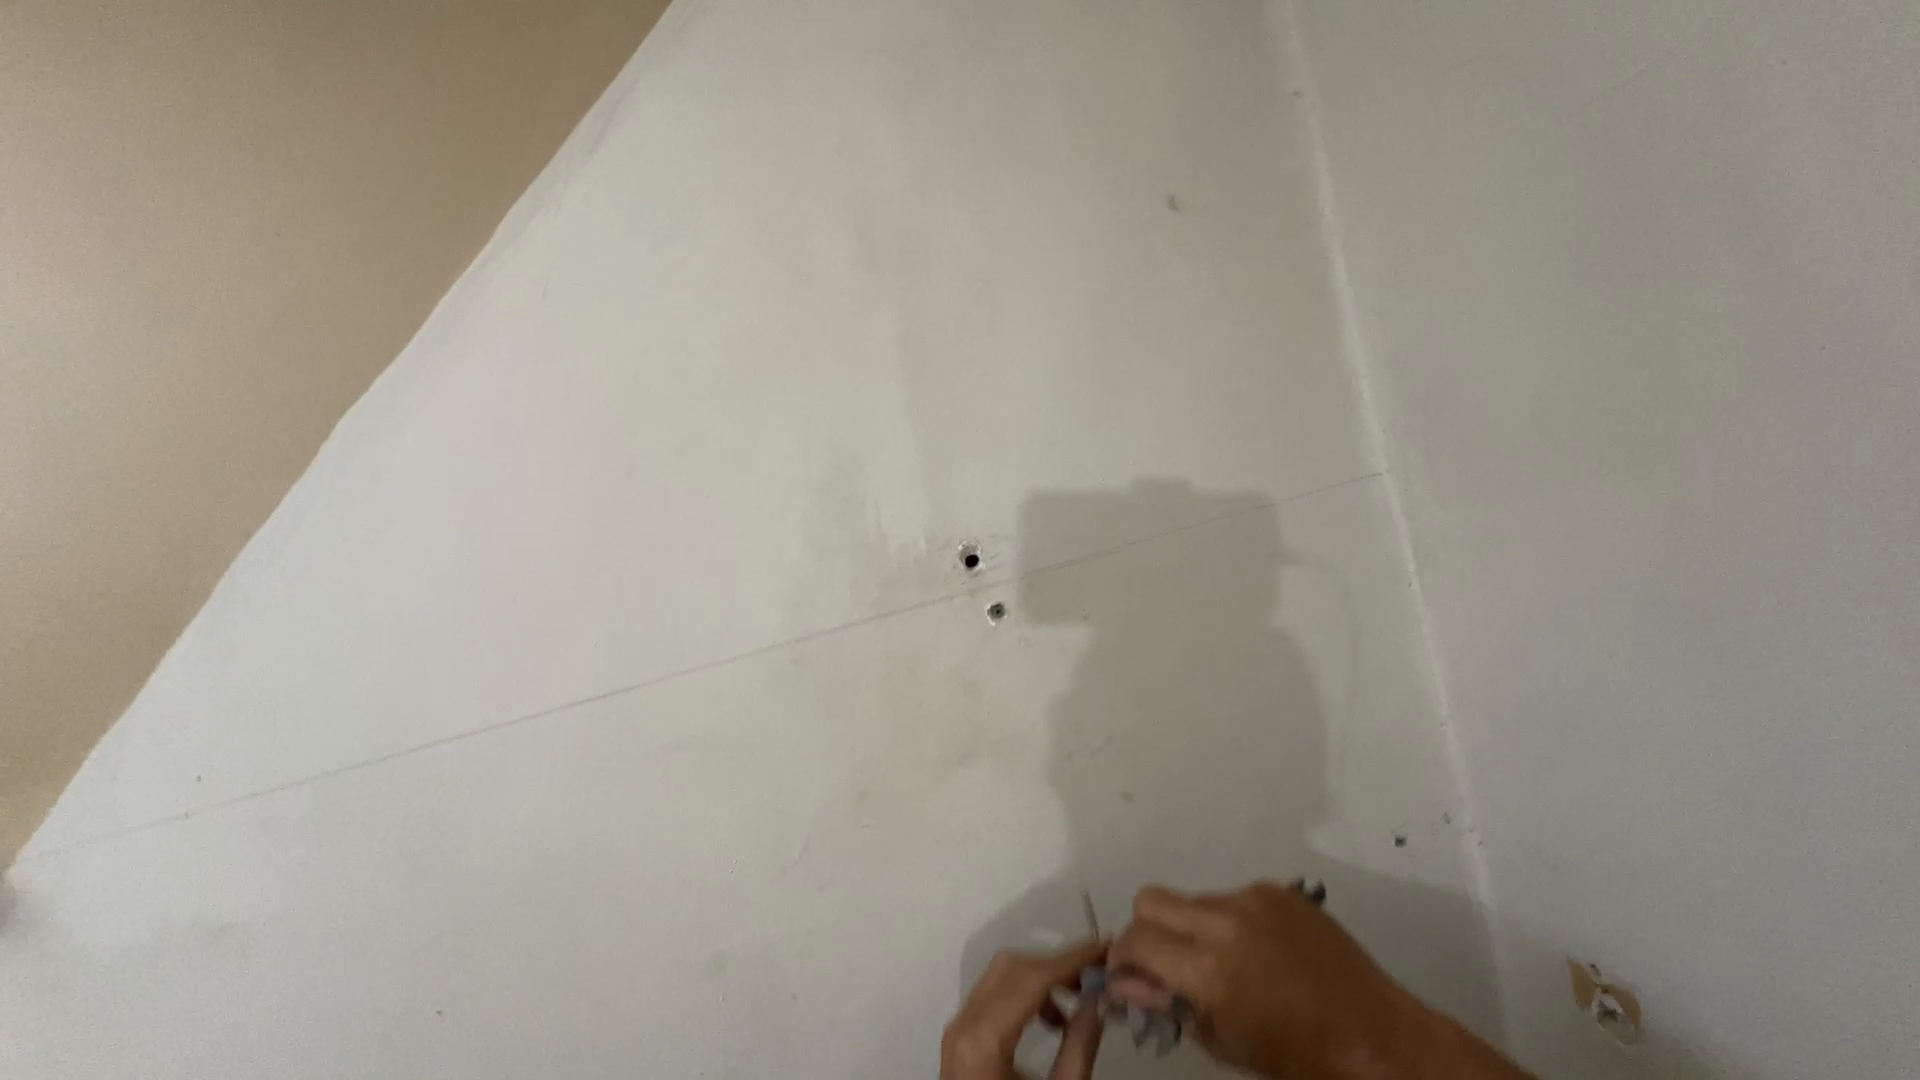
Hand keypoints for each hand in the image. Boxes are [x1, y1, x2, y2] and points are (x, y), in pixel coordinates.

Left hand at [942, 938, 1108, 1079]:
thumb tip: (1101, 999)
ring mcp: (957, 1029)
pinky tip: (1054, 1021)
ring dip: (1042, 979)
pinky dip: (1024, 995)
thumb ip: (1079, 1047)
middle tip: (1099, 973)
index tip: (1106, 945)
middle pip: (1012, 969)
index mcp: (984, 1039)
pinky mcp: (961, 1037)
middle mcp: (963, 1024)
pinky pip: (993, 997)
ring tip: (1080, 1001)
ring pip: (1001, 977)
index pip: (1031, 978)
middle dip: (1058, 965)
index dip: (1071, 959)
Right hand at [1104, 882, 1437, 1077]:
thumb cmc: (1296, 1057)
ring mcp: (1253, 900)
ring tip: (1226, 960)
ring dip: (1192, 926)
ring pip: (1193, 899)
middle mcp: (1224, 922)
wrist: (1377, 1039)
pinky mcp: (1278, 891)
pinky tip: (1260, 951)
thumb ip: (1170, 1004)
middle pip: (1151, 900)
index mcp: (1208, 969)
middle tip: (1167, 962)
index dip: (1123, 957)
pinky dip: (1231, 921)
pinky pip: (1233, 897)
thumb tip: (1128, 981)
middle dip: (1148, 931)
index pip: (1136, 940)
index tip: (1129, 974)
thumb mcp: (1224, 1043)